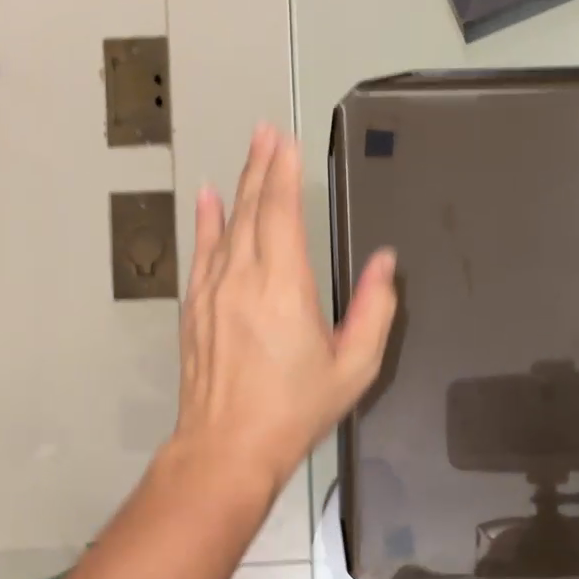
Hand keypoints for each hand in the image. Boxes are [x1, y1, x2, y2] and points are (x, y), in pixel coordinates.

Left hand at [170, 124, 397, 495]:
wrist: (227, 448)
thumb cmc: (297, 409)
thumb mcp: (354, 366)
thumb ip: (375, 309)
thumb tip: (384, 261)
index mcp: (284, 288)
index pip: (281, 214)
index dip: (283, 173)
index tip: (286, 140)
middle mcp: (242, 279)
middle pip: (251, 209)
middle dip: (261, 166)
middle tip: (267, 130)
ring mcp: (212, 292)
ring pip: (225, 225)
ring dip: (239, 186)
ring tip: (249, 152)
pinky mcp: (195, 309)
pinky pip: (201, 252)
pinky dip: (205, 222)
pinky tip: (208, 199)